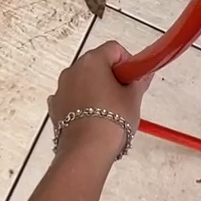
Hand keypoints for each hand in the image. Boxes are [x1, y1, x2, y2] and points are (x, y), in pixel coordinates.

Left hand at [47, 41, 151, 162]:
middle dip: (111, 76)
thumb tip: (145, 73)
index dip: (126, 62)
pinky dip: (82, 104)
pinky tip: (93, 120)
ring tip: (110, 112)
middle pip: (96, 64)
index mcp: (93, 61)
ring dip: (95, 90)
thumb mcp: (133, 99)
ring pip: (83, 81)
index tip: (132, 78)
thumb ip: (139, 81)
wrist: (86, 152)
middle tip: (124, 95)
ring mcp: (61, 88)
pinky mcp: (55, 107)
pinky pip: (72, 98)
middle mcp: (73, 70)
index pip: (113, 49)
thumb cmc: (111, 121)